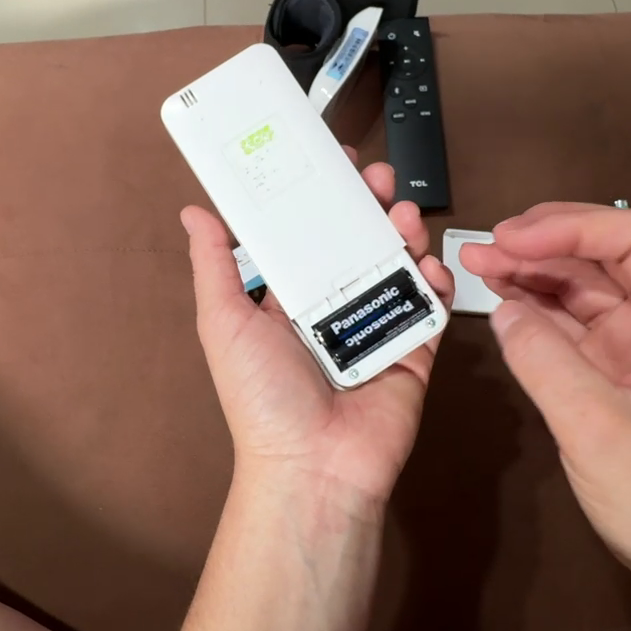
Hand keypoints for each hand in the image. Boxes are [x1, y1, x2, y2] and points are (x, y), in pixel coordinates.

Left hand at [181, 154, 453, 511]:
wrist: (312, 467)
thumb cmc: (262, 398)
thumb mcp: (224, 323)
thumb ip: (214, 265)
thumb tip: (194, 212)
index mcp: (289, 297)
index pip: (309, 233)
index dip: (322, 197)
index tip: (334, 163)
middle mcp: (333, 305)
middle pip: (359, 241)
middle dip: (371, 204)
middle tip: (379, 177)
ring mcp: (375, 326)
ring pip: (398, 265)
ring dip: (406, 233)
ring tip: (405, 213)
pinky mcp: (412, 350)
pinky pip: (430, 308)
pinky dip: (436, 283)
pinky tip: (429, 265)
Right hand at [460, 203, 630, 590]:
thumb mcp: (600, 430)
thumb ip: (545, 361)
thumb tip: (502, 308)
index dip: (571, 226)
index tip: (509, 237)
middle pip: (607, 254)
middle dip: (544, 243)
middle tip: (482, 245)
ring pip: (586, 284)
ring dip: (533, 269)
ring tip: (477, 262)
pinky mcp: (620, 367)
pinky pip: (574, 321)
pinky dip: (536, 306)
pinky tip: (501, 296)